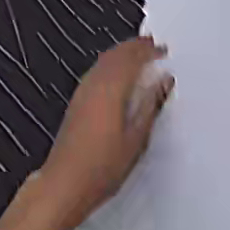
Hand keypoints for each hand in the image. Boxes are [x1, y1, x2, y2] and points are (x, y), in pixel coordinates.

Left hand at [38, 37, 173, 228]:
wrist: (65, 182)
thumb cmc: (104, 165)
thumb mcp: (137, 138)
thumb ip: (150, 105)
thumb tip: (164, 80)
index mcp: (112, 87)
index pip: (132, 57)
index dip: (148, 50)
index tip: (164, 50)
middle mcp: (95, 82)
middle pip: (116, 53)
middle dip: (135, 47)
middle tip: (154, 47)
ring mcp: (83, 89)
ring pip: (105, 59)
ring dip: (123, 53)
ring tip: (140, 57)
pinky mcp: (77, 99)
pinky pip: (97, 69)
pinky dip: (112, 63)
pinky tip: (119, 75)